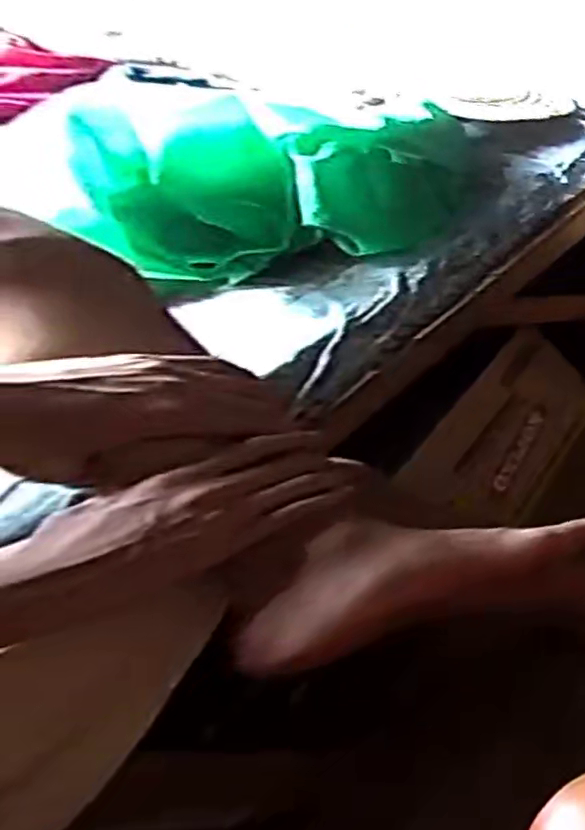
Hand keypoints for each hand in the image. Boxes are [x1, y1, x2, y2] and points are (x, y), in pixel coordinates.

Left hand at [0, 354, 291, 486]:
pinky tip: (241, 394)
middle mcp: (185, 384)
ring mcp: (172, 367)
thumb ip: (156, 466)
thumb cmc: (31, 445)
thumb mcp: (89, 472)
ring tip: (275, 420)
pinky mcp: (158, 358)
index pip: (259, 421)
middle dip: (286, 419)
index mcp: (176, 413)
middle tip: (297, 442)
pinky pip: (222, 367)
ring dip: (267, 400)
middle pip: (263, 398)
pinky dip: (242, 382)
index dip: (288, 436)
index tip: (307, 451)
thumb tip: (208, 470)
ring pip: (247, 380)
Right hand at [11, 433, 357, 590]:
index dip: (285, 438)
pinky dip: (322, 499)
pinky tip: (345, 492)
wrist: (53, 580)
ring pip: (294, 481)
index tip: (309, 433)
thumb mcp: (115, 499)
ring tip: (352, 467)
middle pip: (281, 460)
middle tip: (339, 448)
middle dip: (313, 453)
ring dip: (326, 473)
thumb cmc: (71, 545)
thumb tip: (164, 476)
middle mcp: (209, 486)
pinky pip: (291, 512)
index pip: (248, 446)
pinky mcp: (230, 540)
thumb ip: (151, 482)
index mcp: (181, 473)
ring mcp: (222, 512)